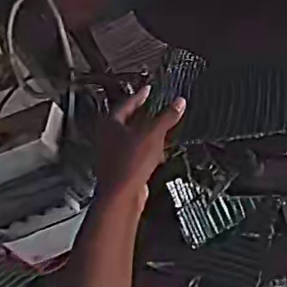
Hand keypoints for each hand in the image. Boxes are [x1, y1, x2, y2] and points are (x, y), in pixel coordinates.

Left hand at [92, 85, 185, 200]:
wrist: (121, 195)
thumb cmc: (128, 165)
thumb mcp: (153, 134)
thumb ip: (167, 117)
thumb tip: (178, 103)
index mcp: (111, 124)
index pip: (127, 103)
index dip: (139, 95)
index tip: (147, 90)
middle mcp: (108, 138)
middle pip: (127, 120)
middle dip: (143, 115)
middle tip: (154, 108)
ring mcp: (113, 154)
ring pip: (132, 139)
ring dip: (147, 134)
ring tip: (160, 131)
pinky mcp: (121, 169)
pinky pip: (136, 155)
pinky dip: (147, 152)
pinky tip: (158, 155)